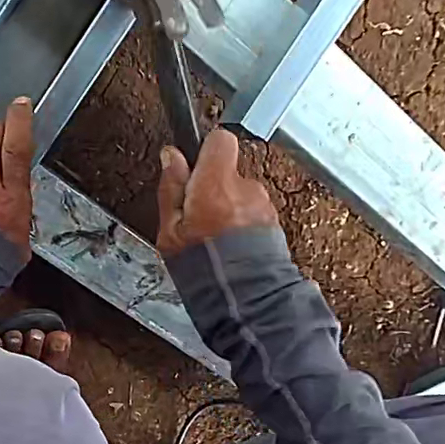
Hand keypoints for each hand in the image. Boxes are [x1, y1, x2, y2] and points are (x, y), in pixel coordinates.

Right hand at [156, 128, 279, 259]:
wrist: (246, 302)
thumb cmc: (204, 270)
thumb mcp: (170, 232)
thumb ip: (171, 188)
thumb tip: (172, 156)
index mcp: (216, 184)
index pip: (220, 140)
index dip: (206, 150)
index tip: (192, 170)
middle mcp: (246, 189)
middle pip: (229, 172)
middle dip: (213, 188)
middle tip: (196, 218)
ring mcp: (263, 206)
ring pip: (241, 195)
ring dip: (229, 210)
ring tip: (215, 241)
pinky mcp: (274, 224)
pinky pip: (253, 215)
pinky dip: (243, 226)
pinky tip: (231, 250)